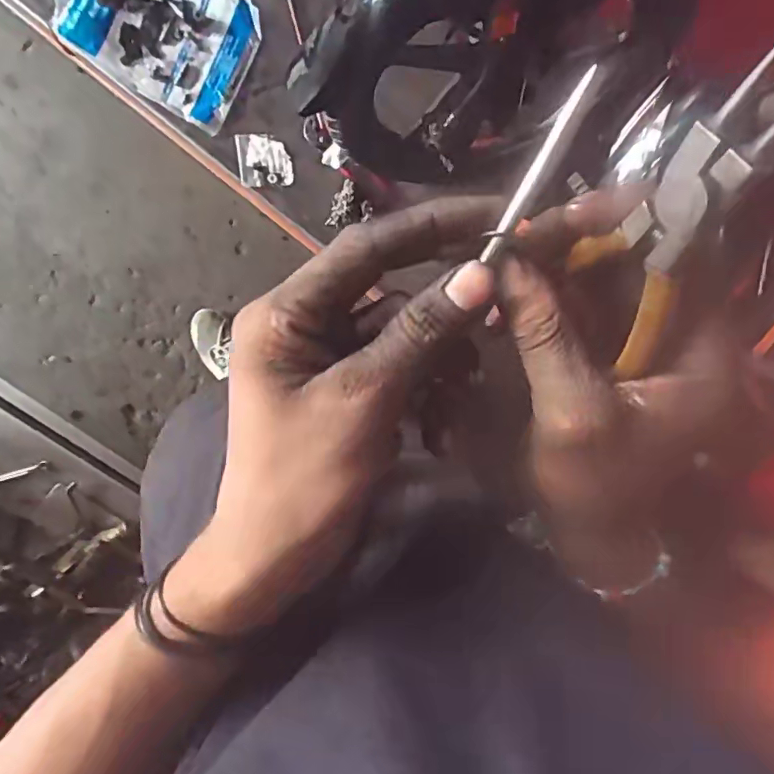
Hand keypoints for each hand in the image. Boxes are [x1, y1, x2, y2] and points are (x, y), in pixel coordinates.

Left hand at [169, 198, 499, 630]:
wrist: (272, 557)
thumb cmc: (303, 481)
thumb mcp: (364, 400)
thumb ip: (420, 333)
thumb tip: (480, 273)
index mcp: (285, 313)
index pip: (364, 248)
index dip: (430, 226)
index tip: (491, 215)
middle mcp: (301, 322)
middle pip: (383, 284)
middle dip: (441, 292)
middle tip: (501, 283)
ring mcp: (323, 355)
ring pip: (395, 325)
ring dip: (438, 341)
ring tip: (472, 367)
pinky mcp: (343, 385)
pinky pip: (393, 360)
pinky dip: (425, 371)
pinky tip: (450, 393)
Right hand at [495, 195, 736, 594]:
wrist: (598, 540)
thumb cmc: (594, 489)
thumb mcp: (570, 413)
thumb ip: (544, 334)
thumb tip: (508, 264)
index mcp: (703, 354)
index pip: (688, 255)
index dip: (638, 220)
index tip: (575, 209)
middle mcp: (689, 337)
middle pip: (652, 257)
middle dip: (592, 236)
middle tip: (531, 231)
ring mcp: (655, 343)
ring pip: (620, 275)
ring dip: (570, 258)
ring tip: (519, 250)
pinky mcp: (622, 353)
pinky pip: (597, 302)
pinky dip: (560, 288)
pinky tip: (523, 281)